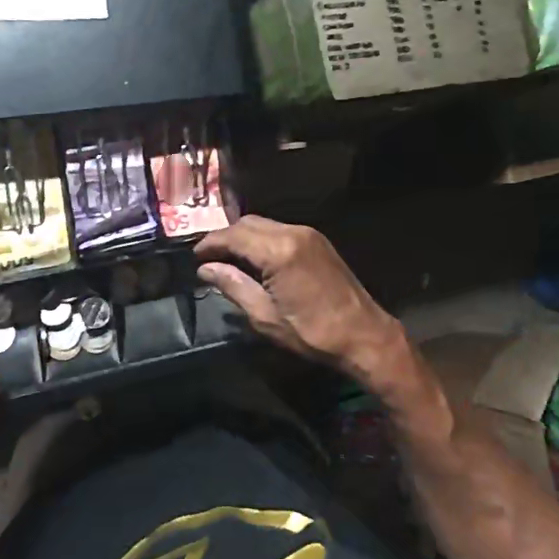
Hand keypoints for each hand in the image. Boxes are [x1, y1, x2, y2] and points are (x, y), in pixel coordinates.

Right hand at [194, 216, 411, 391]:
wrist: (363, 335)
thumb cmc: (312, 333)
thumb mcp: (265, 316)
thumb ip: (233, 286)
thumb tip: (206, 269)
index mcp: (279, 251)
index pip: (234, 235)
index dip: (210, 244)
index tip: (195, 257)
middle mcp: (293, 233)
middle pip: (248, 223)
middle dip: (225, 238)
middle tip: (209, 260)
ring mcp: (308, 234)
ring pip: (264, 225)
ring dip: (243, 237)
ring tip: (228, 261)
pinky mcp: (318, 241)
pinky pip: (280, 231)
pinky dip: (262, 240)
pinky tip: (255, 260)